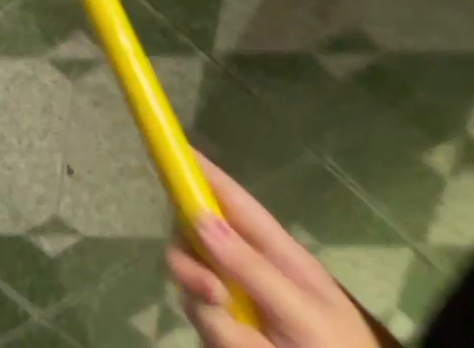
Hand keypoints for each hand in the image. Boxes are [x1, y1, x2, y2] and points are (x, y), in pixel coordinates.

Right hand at [167, 154, 379, 347]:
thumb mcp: (305, 314)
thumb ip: (251, 269)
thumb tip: (197, 216)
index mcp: (277, 253)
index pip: (231, 201)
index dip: (199, 171)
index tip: (167, 146)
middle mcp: (247, 267)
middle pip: (191, 237)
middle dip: (190, 262)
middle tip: (210, 293)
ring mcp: (233, 297)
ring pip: (187, 277)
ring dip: (206, 308)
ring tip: (243, 342)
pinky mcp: (222, 326)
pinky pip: (197, 315)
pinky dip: (217, 336)